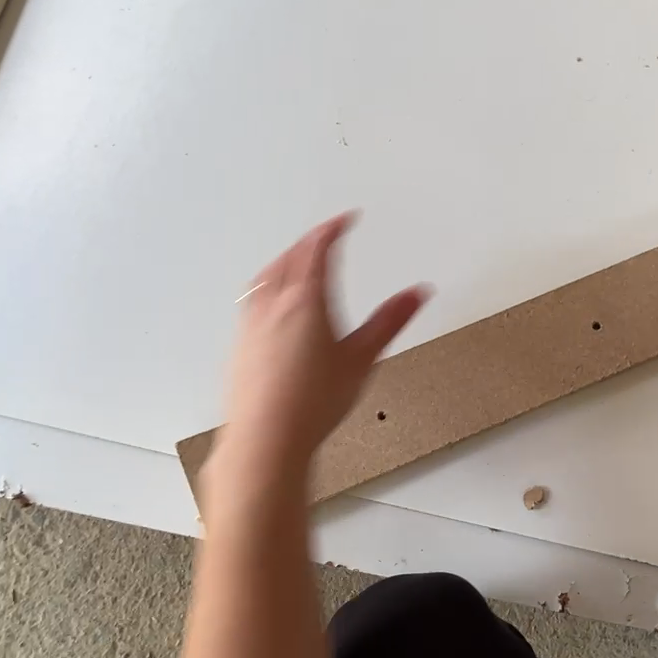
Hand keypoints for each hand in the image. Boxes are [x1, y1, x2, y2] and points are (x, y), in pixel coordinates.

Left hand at [217, 213, 426, 481]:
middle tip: (324, 234)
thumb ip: (390, 321)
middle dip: (308, 241)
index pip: (318, 250)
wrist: (267, 437)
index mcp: (305, 300)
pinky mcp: (240, 346)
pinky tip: (270, 301)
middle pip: (289, 258)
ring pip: (265, 277)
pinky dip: (266, 285)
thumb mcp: (363, 358)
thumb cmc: (312, 402)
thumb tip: (417, 293)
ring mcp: (252, 325)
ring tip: (294, 258)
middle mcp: (272, 305)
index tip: (345, 220)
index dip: (333, 230)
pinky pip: (252, 299)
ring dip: (284, 259)